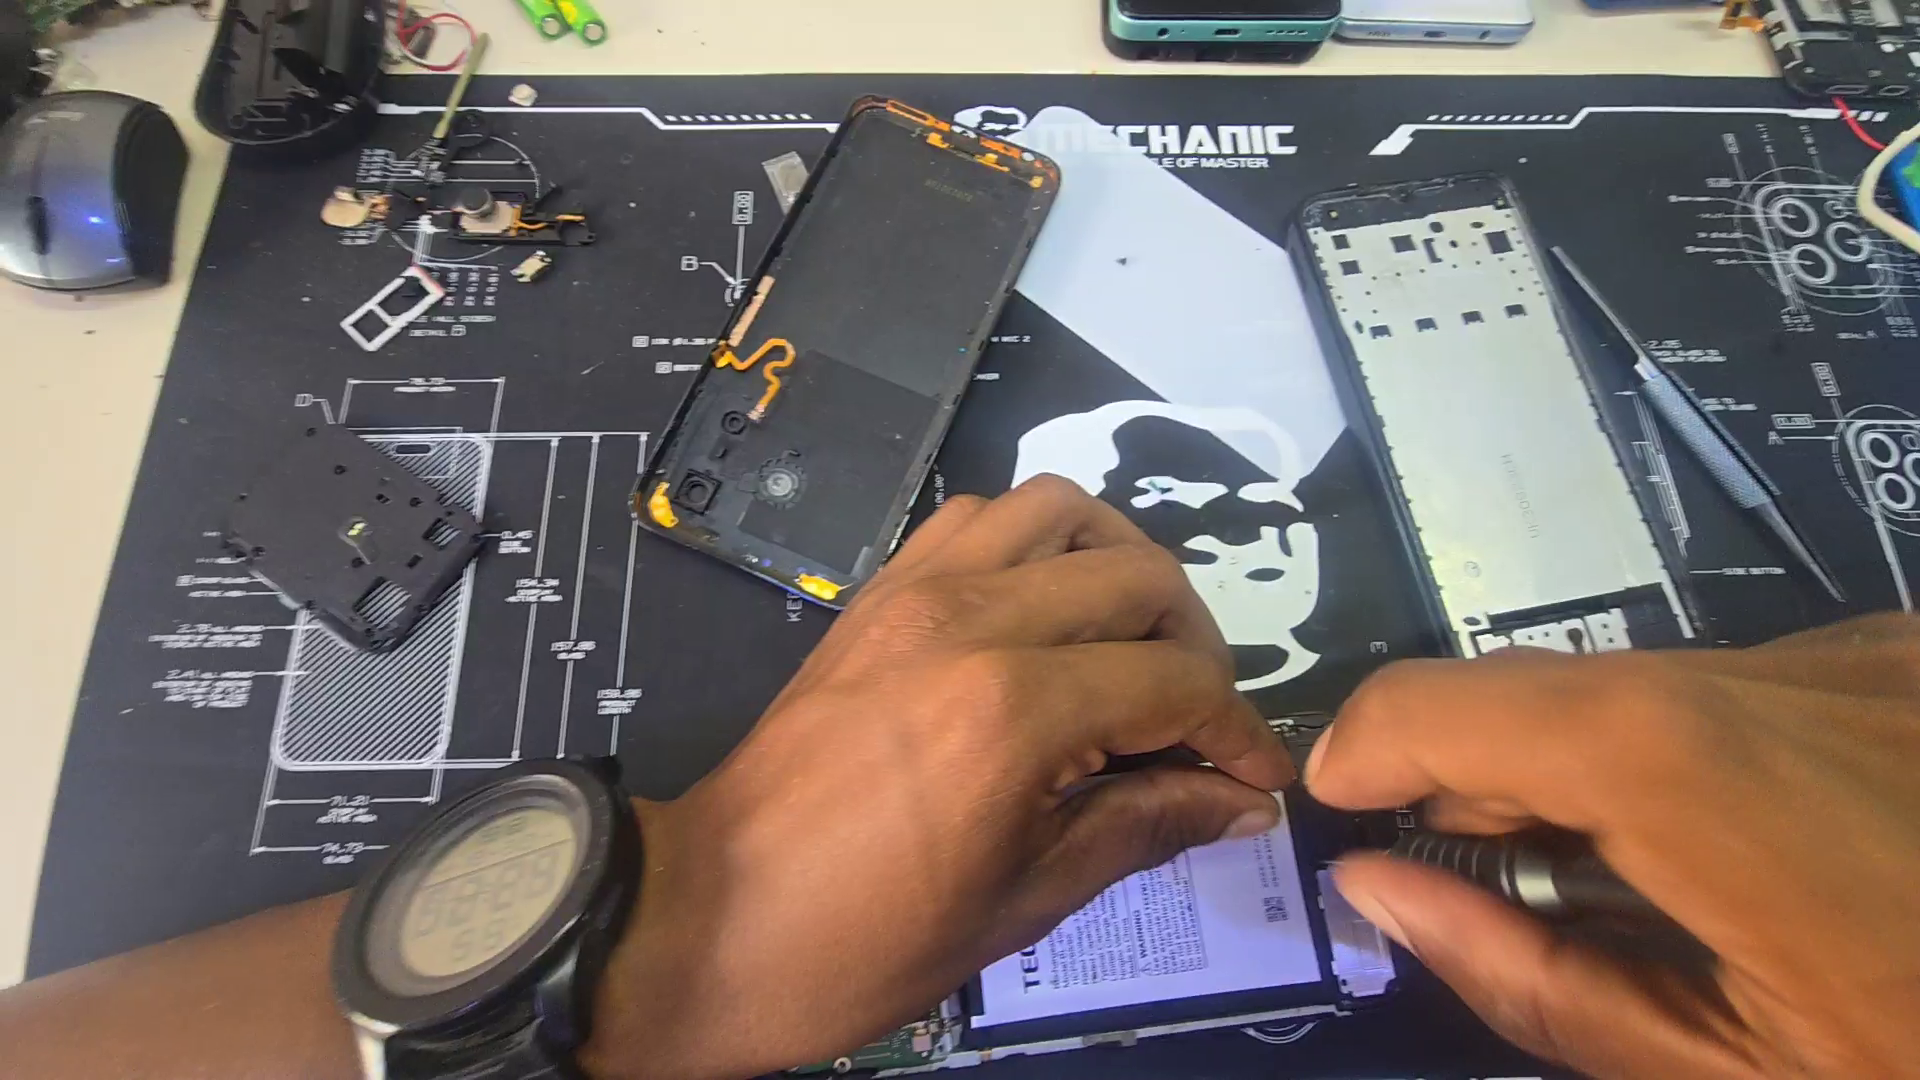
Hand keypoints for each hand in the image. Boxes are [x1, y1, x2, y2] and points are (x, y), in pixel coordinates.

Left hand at [582, 476, 1294, 1078]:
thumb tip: (1243, 799)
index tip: (1255, 773)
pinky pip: (977, 517)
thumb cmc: (866, 936)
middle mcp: (974, 617)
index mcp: (1013, 710)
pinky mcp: (881, 586)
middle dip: (1197, 643)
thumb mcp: (1025, 898)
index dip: (1236, 730)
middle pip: (1138, 578)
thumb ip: (1145, 823)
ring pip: (1060, 509)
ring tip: (1130, 635)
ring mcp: (918, 586)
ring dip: (1119, 561)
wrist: (710, 910)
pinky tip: (1044, 602)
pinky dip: (1035, 540)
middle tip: (1196, 713)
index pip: (1174, 685)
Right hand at [1306, 615, 1919, 1078]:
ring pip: (1612, 686)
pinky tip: (1744, 850)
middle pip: (1521, 691)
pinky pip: (1712, 690)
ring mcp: (1852, 650)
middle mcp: (1760, 671)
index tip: (1344, 808)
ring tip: (1625, 879)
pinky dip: (1666, 758)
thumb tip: (1375, 891)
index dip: (1364, 748)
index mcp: (1695, 768)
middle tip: (1470, 872)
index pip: (1441, 703)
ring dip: (1564, 769)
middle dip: (1462, 776)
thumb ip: (1523, 974)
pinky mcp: (1901, 652)